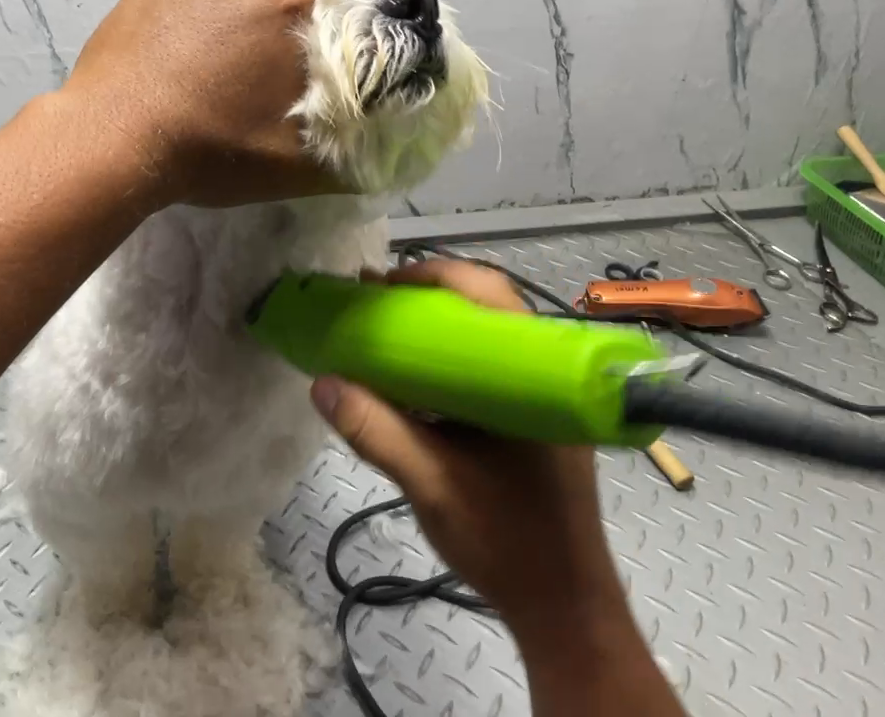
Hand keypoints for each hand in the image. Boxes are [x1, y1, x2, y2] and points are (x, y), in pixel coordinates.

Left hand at [59, 0, 341, 206]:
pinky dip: (193, 13)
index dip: (333, 36)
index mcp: (295, 3)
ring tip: (212, 65)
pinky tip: (175, 53)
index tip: (315, 68)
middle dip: (283, 26)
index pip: (340, 3)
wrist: (113, 141)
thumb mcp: (298, 166)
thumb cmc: (212, 150)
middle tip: (260, 74)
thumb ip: (354, 147)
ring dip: (236, 15)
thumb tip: (386, 142)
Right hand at [310, 259, 619, 629]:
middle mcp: (542, 375)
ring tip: (381, 333)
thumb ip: (376, 431)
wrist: (563, 607)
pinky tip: (409, 380)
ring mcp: (539, 399)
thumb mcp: (430, 484)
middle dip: (425, 298)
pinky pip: (483, 371)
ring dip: (433, 331)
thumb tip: (321, 383)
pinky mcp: (530, 422)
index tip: (379, 285)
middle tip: (373, 303)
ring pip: (482, 340)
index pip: (488, 294)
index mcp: (533, 376)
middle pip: (484, 308)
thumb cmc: (506, 541)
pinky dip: (444, 364)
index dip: (431, 277)